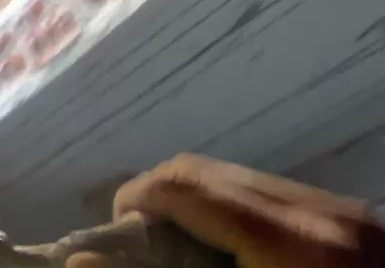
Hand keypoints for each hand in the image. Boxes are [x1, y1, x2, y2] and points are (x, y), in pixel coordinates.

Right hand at [65, 154, 383, 267]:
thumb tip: (76, 259)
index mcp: (293, 245)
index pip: (177, 186)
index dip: (133, 203)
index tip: (123, 239)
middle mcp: (317, 213)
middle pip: (193, 169)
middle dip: (156, 196)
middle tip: (149, 239)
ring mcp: (341, 209)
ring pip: (227, 172)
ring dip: (192, 197)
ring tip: (192, 241)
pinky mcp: (352, 214)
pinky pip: (264, 187)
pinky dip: (233, 204)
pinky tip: (238, 242)